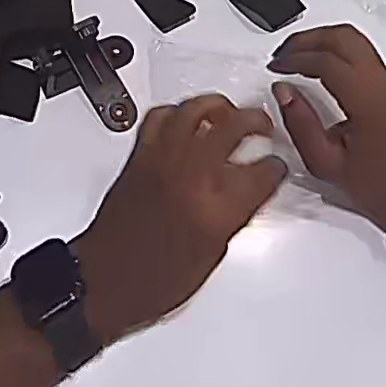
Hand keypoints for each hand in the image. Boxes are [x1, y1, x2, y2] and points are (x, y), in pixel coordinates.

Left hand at [72, 96, 286, 341]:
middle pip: (234, 126)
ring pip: (195, 110)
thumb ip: (233, 214)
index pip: (264, 171)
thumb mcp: (213, 253)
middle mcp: (192, 176)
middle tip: (263, 126)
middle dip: (256, 121)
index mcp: (219, 207)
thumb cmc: (156, 279)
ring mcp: (163, 160)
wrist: (108, 278)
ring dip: (217, 106)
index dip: (276, 167)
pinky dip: (176, 112)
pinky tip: (184, 119)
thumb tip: (243, 193)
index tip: (277, 166)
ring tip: (227, 112)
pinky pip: (159, 118)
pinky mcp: (140, 155)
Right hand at [268, 25, 385, 234]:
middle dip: (306, 40)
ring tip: (294, 55)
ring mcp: (385, 80)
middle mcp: (381, 85)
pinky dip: (329, 45)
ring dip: (318, 39)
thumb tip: (283, 91)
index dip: (296, 58)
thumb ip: (300, 124)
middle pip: (342, 37)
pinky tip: (312, 60)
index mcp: (368, 104)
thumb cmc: (374, 181)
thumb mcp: (325, 162)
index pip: (329, 62)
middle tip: (283, 54)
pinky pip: (356, 47)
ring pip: (350, 36)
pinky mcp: (383, 80)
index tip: (277, 67)